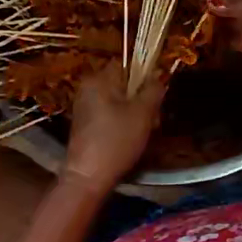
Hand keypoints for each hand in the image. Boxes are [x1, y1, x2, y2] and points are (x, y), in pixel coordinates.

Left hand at [64, 63, 165, 189]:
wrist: (88, 176)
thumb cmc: (116, 141)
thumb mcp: (142, 113)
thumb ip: (153, 89)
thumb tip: (158, 74)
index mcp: (98, 79)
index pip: (127, 64)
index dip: (145, 75)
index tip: (157, 93)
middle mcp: (87, 88)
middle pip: (123, 84)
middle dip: (141, 98)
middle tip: (154, 117)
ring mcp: (84, 106)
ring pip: (118, 100)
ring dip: (134, 112)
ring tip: (145, 130)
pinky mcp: (85, 124)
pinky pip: (108, 114)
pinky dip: (122, 122)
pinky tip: (130, 139)